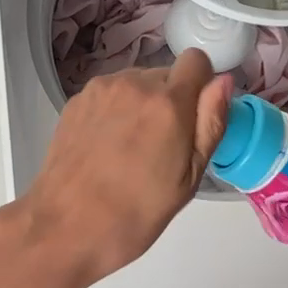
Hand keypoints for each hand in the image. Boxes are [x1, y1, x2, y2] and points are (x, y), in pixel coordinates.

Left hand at [19, 49, 232, 287]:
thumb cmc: (134, 214)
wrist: (64, 228)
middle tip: (163, 147)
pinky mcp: (78, 100)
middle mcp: (134, 84)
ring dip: (143, 105)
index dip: (202, 85)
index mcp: (168, 103)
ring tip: (131, 150)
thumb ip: (210, 123)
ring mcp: (101, 89)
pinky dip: (116, 111)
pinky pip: (111, 94)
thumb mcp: (188, 179)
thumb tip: (223, 82)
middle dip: (172, 101)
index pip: (197, 60)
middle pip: (166, 74)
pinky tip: (108, 147)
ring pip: (137, 83)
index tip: (195, 117)